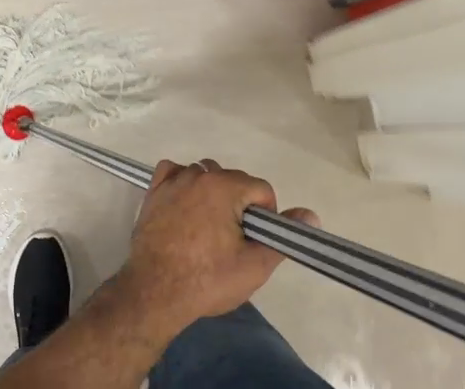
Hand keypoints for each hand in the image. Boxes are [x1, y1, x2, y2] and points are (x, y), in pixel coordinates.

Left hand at [116, 159, 319, 333]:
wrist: (155, 291)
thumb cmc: (207, 279)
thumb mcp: (254, 265)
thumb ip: (282, 237)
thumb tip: (311, 215)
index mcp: (224, 187)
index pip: (261, 188)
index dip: (265, 215)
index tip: (255, 239)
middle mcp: (198, 175)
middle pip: (233, 180)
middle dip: (239, 205)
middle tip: (233, 240)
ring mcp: (172, 181)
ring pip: (204, 176)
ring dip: (213, 195)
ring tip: (209, 230)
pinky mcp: (153, 191)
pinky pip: (174, 173)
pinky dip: (183, 184)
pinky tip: (185, 207)